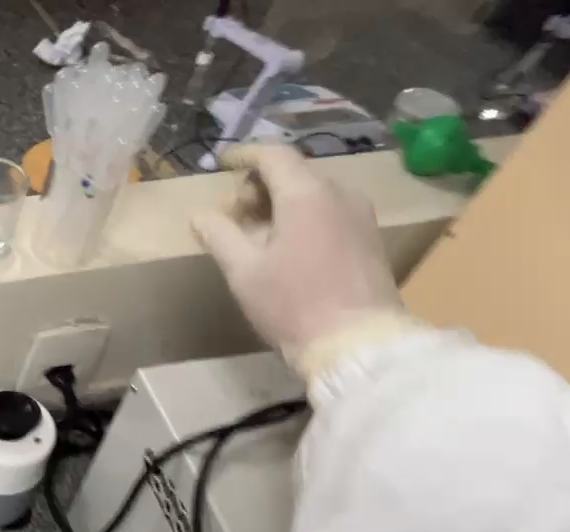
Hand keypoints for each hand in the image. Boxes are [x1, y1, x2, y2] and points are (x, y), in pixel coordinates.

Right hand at [192, 144, 413, 380]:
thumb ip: (220, 236)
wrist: (354, 339)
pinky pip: (327, 212)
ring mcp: (359, 214)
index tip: (222, 163)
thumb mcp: (244, 272)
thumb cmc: (292, 304)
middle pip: (293, 174)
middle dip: (258, 187)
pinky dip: (301, 218)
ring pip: (311, 194)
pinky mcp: (367, 236)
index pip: (274, 156)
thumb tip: (202, 215)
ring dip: (279, 204)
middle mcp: (339, 193)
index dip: (244, 155)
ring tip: (255, 237)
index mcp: (306, 195)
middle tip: (231, 217)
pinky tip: (284, 249)